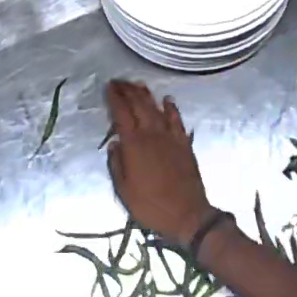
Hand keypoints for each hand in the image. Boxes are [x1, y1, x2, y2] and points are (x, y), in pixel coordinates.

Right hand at [105, 79, 213, 244]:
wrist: (187, 215)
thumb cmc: (151, 206)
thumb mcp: (124, 191)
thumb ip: (116, 164)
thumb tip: (113, 144)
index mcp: (134, 145)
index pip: (121, 114)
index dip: (114, 99)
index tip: (108, 87)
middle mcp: (151, 134)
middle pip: (138, 105)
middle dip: (127, 91)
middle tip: (119, 81)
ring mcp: (170, 137)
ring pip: (156, 108)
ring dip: (146, 94)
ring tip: (138, 84)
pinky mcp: (184, 143)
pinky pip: (177, 119)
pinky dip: (171, 107)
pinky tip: (167, 99)